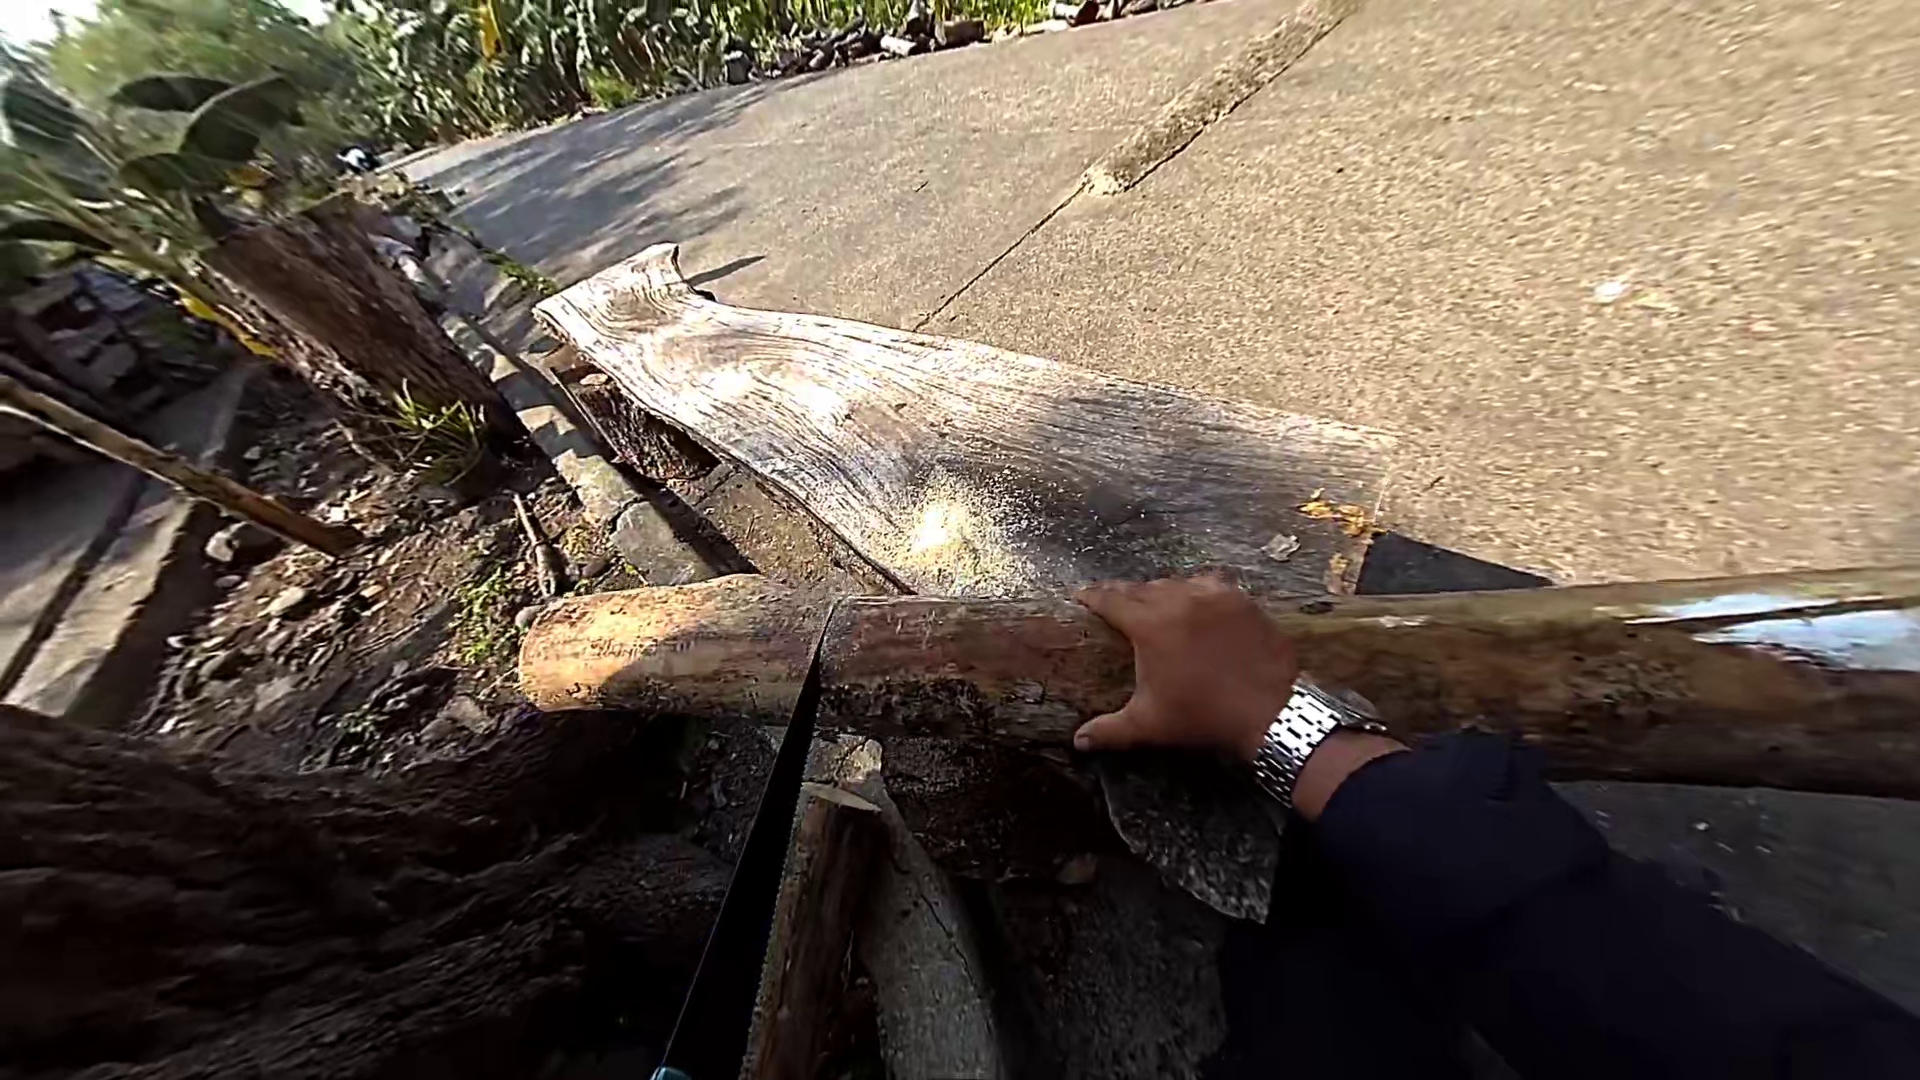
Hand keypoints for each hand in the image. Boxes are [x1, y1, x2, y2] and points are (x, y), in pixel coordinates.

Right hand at [1074, 575, 1405, 819]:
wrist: (1271, 712)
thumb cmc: (1202, 716)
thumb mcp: (1150, 724)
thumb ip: (1109, 730)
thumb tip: (1077, 742)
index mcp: (1149, 625)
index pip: (1110, 600)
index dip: (1092, 596)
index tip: (1080, 595)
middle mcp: (1177, 600)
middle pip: (1139, 587)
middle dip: (1120, 592)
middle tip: (1110, 598)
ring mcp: (1211, 595)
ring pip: (1173, 582)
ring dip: (1156, 590)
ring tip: (1150, 599)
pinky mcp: (1238, 599)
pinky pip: (1207, 583)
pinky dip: (1194, 588)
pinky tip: (1194, 597)